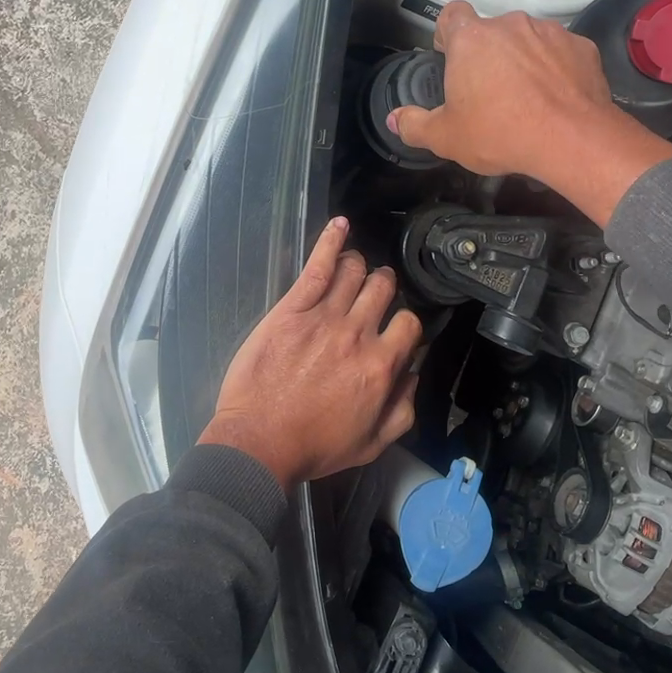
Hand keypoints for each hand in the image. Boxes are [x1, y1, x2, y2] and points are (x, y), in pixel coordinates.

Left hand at [198, 217, 421, 492]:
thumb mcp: (372, 443)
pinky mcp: (292, 308)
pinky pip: (317, 266)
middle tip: (373, 294)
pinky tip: (339, 225)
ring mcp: (324, 316)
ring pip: (354, 272)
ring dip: (358, 267)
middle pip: (383, 289)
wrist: (259, 442)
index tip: (394, 328)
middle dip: (383, 287)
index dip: (405, 324)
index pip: (409, 324)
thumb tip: (412, 373)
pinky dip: (331, 241)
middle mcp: (358, 334)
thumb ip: (402, 408)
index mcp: (381, 366)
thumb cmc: (314, 447)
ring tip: (353, 270)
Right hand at [387, 1, 671, 224]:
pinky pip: (560, 52)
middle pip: (491, 31)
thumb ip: (414, 125)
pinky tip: (555, 97)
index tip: (450, 56)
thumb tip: (394, 119)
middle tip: (487, 90)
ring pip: (527, 39)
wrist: (572, 140)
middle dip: (487, 54)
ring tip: (526, 96)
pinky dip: (555, 68)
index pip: (452, 14)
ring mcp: (549, 32)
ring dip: (522, 59)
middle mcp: (510, 25)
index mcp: (471, 39)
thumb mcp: (446, 137)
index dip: (448, 32)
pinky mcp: (582, 47)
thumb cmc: (500, 133)